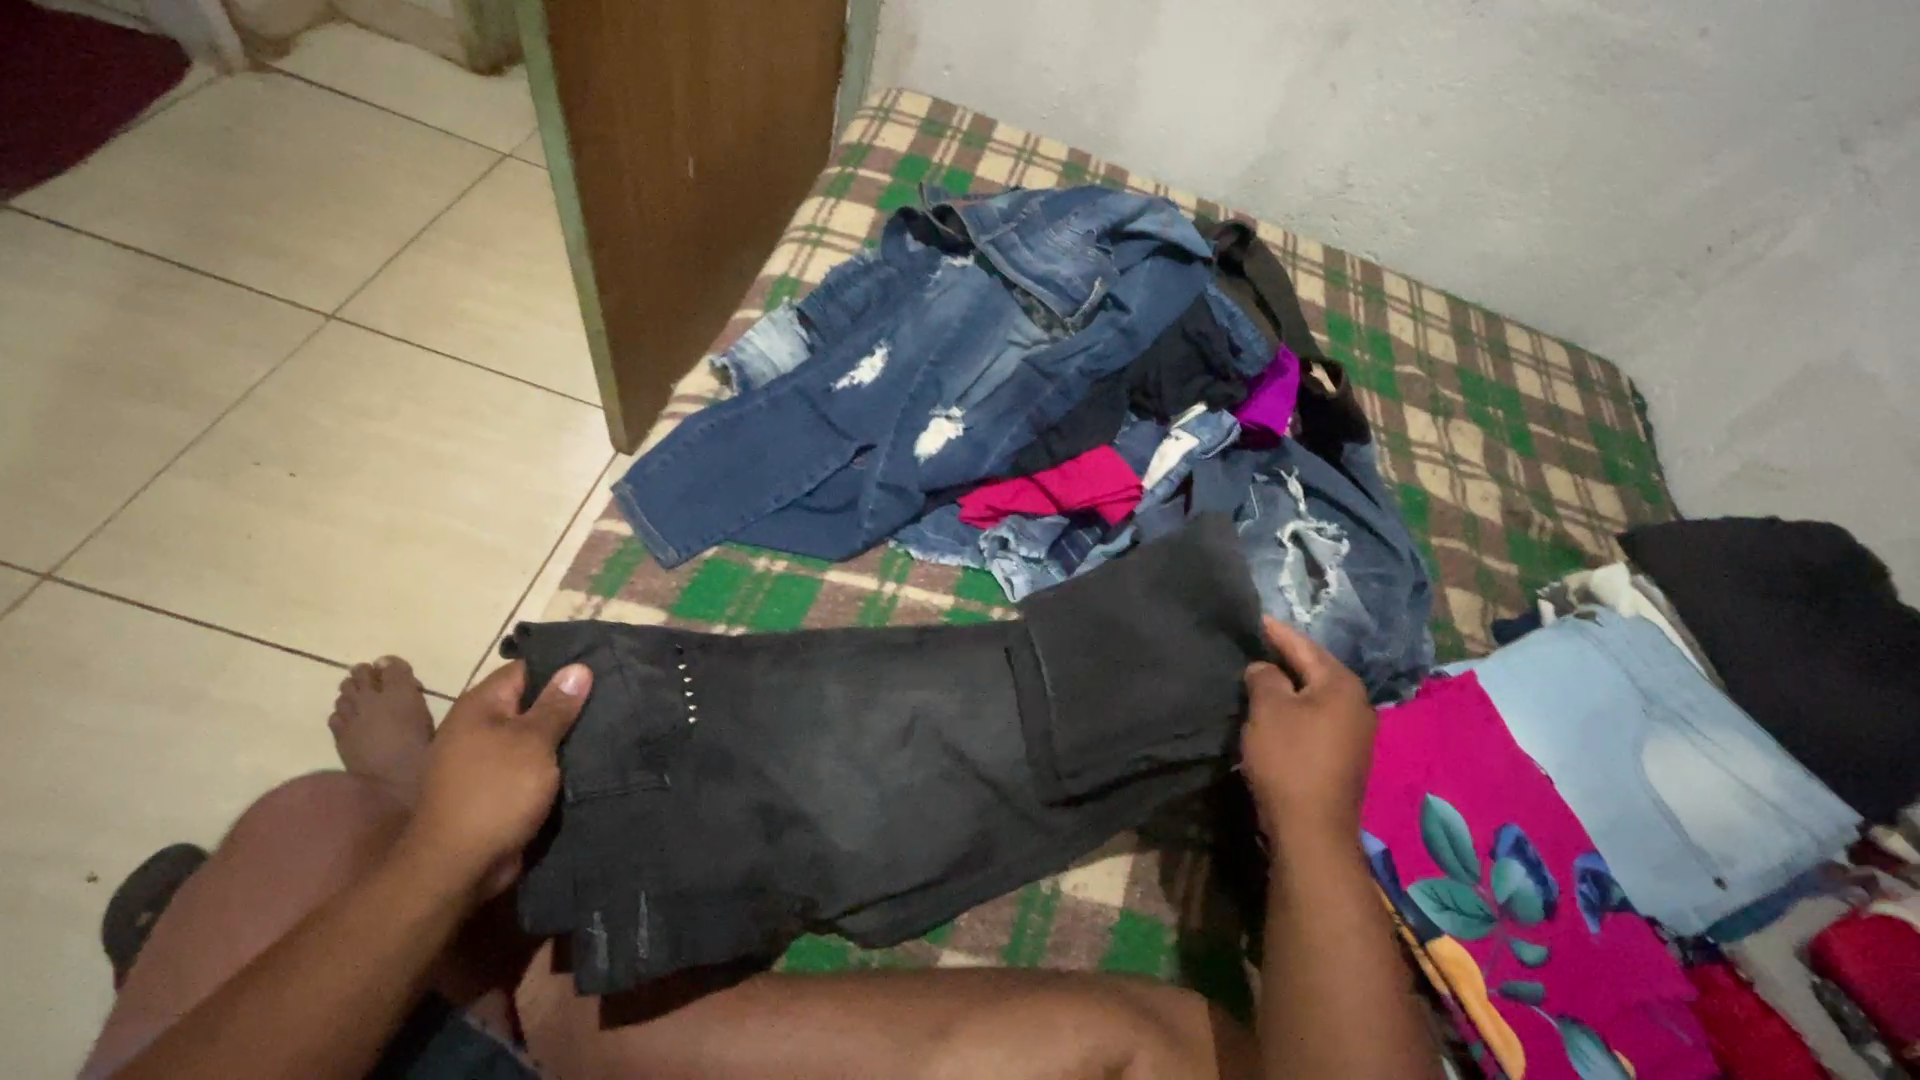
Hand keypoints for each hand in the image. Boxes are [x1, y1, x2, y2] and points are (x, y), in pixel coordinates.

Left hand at [393, 660, 590, 900]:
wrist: (458, 866)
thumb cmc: (495, 792)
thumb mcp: (532, 742)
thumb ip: (556, 705)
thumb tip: (578, 667)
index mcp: (480, 706)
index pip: (526, 669)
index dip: (562, 666)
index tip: (602, 668)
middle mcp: (478, 727)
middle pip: (531, 702)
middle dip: (569, 702)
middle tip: (614, 697)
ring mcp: (486, 760)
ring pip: (534, 736)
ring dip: (564, 736)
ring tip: (610, 727)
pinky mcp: (497, 789)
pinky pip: (532, 765)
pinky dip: (555, 763)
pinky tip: (587, 761)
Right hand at [1240, 615, 1377, 844]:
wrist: (1311, 828)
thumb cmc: (1289, 759)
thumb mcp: (1268, 709)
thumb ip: (1264, 677)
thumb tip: (1264, 668)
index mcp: (1341, 684)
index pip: (1304, 646)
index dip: (1276, 632)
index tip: (1255, 617)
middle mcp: (1356, 703)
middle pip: (1315, 669)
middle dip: (1286, 657)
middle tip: (1256, 643)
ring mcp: (1355, 732)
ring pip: (1316, 695)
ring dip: (1290, 685)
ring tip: (1261, 674)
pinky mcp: (1344, 756)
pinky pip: (1317, 718)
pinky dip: (1296, 708)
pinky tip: (1276, 710)